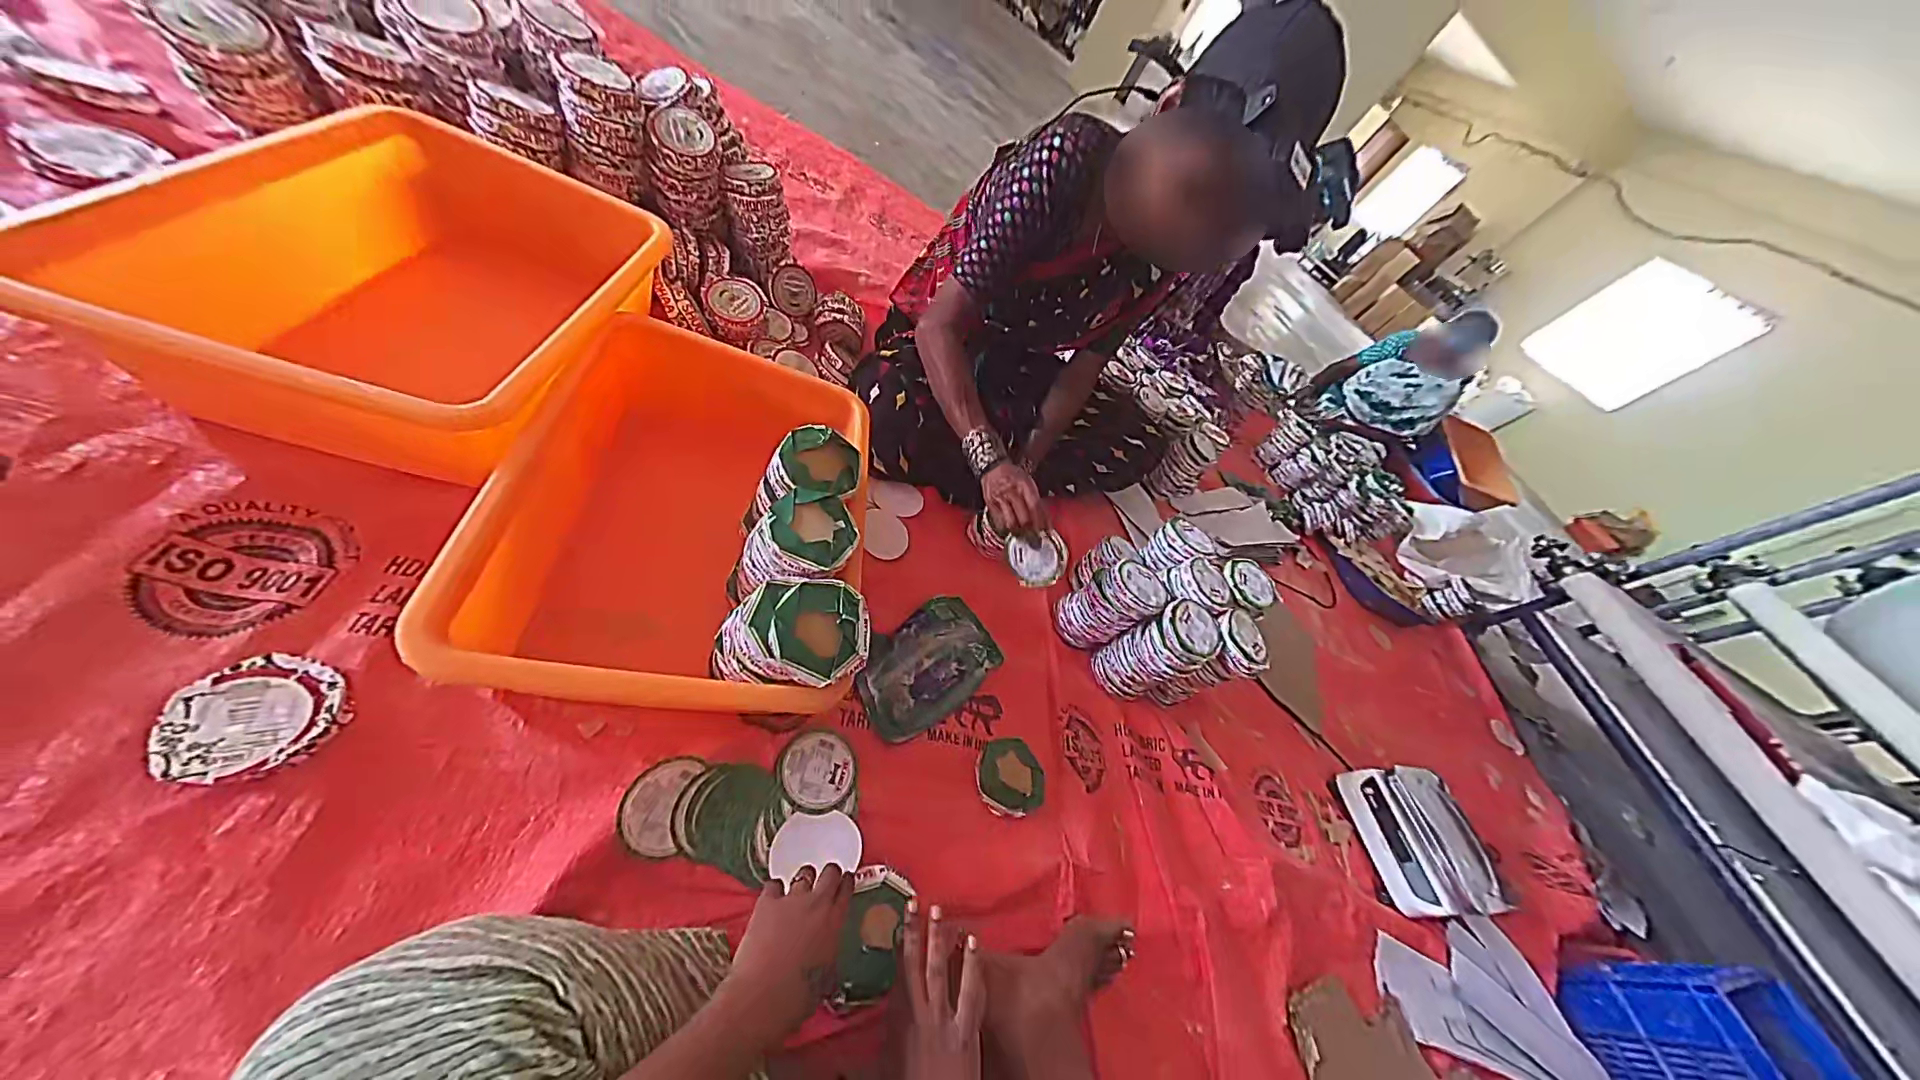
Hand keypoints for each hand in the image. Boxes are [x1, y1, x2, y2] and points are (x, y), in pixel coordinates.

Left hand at [719, 865, 852, 1044]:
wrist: (763, 996)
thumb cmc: (798, 997)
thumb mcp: (826, 976)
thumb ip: (829, 955)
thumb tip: (824, 957)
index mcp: (834, 922)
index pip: (847, 888)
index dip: (846, 882)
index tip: (844, 881)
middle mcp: (817, 904)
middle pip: (829, 872)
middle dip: (828, 874)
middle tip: (824, 882)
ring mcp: (792, 900)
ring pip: (803, 874)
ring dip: (802, 881)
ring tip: (797, 892)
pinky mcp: (767, 903)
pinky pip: (774, 885)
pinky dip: (774, 891)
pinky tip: (772, 900)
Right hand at [902, 902, 983, 1079]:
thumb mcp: (889, 1061)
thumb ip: (885, 1033)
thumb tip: (856, 1031)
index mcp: (900, 1019)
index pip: (899, 971)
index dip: (899, 943)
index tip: (900, 918)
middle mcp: (920, 1014)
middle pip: (916, 964)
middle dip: (916, 932)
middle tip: (917, 903)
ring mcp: (943, 1020)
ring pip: (940, 970)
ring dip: (940, 940)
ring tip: (941, 913)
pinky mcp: (966, 1030)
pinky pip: (971, 990)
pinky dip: (972, 964)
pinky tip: (973, 942)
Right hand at [981, 462, 1044, 534]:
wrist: (993, 467)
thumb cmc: (1012, 475)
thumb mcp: (1028, 481)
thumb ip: (1035, 499)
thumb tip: (1045, 519)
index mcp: (1024, 485)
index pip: (1035, 507)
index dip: (1042, 521)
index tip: (1046, 531)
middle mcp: (1012, 492)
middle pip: (1024, 518)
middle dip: (1031, 531)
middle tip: (1035, 538)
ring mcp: (1000, 499)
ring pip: (1011, 522)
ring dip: (1018, 532)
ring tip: (1023, 536)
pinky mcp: (991, 504)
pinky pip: (999, 521)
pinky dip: (1006, 529)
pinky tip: (1010, 531)